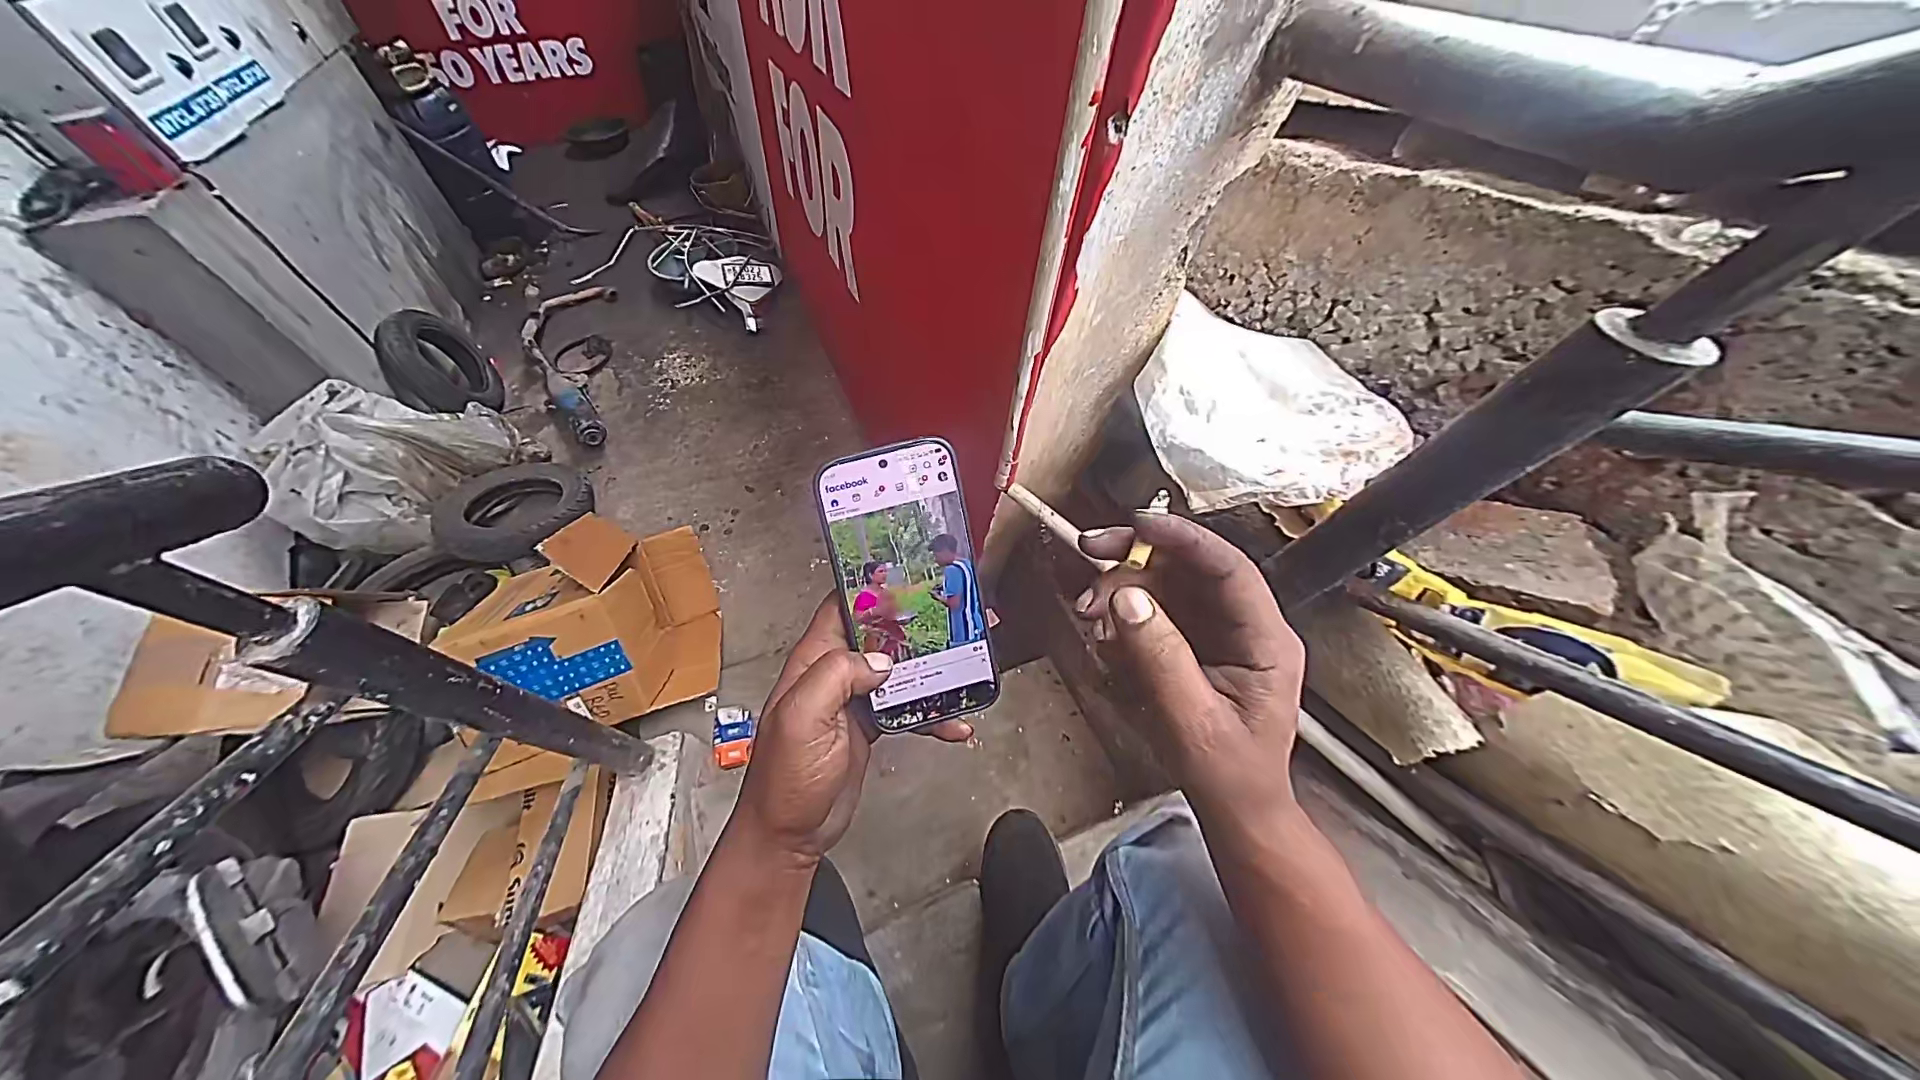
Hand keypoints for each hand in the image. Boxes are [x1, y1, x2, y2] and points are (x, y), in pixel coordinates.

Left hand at [730, 595, 972, 863]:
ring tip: (965, 664)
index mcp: (814, 662)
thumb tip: (880, 659)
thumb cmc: (785, 779)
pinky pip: (908, 709)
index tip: (908, 576)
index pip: (843, 607)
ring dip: (932, 668)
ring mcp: (855, 699)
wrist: (790, 833)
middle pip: (881, 635)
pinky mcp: (870, 725)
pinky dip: (932, 715)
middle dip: (915, 625)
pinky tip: (955, 724)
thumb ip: (836, 676)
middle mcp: (835, 673)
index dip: (871, 588)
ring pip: (900, 670)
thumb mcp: (802, 718)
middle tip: (952, 616)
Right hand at [1076, 514, 1305, 815]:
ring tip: (1090, 609)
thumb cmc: (1229, 774)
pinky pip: (1155, 609)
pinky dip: (1123, 612)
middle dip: (1139, 555)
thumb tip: (1128, 600)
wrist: (1235, 806)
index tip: (1138, 525)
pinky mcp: (1193, 641)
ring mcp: (1217, 632)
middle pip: (1192, 567)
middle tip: (1093, 549)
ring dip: (1123, 585)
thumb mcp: (1192, 720)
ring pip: (1167, 583)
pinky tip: (1104, 628)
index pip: (1230, 569)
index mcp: (1267, 642)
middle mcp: (1245, 626)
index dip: (1184, 540)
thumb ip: (1160, 658)